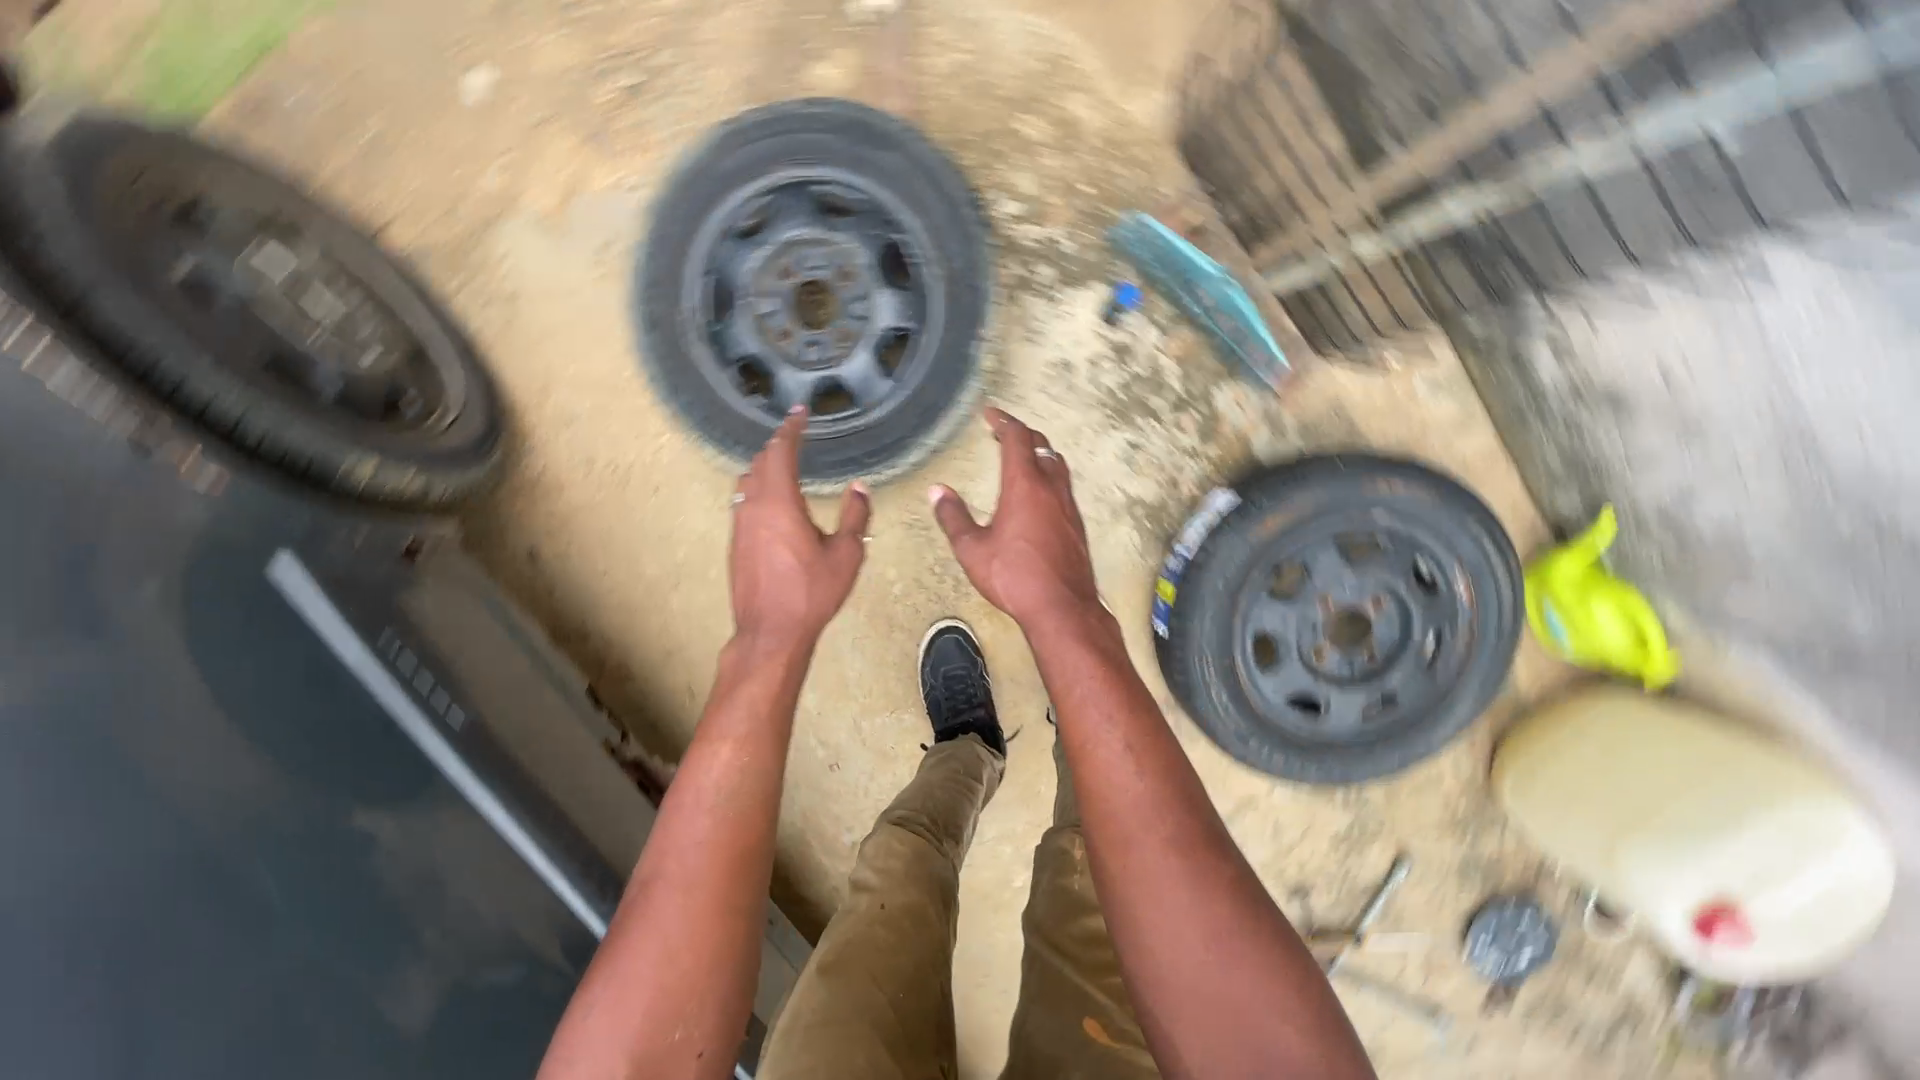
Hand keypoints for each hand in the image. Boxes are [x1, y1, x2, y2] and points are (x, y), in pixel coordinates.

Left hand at [729, 407, 870, 652]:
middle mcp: (753, 506)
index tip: (800, 412)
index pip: (781, 451)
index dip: (791, 429)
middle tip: (795, 434)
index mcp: (780, 502)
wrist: (771, 631)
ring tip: (784, 463)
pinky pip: (744, 501)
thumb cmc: (812, 592)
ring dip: (765, 466)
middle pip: (761, 461)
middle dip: (778, 443)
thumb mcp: (846, 554)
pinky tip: (774, 501)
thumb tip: (859, 488)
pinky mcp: (736, 542)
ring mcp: (740, 524)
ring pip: (747, 481)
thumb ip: (855, 516)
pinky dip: (759, 488)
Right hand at [930, 408, 1101, 630]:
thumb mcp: (972, 549)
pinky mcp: (1077, 525)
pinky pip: (1063, 486)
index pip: (1017, 438)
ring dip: (1039, 453)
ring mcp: (1068, 506)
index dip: (1003, 421)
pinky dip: (1049, 476)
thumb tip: (937, 492)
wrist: (1062, 607)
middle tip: (1003, 432)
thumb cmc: (1015, 578)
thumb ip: (953, 517)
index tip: (990, 414)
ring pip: (1057, 464)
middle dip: (1021, 433)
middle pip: (1041, 445)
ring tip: (1021, 457)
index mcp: (1024, 485)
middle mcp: (1051, 488)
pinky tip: (1038, 494)